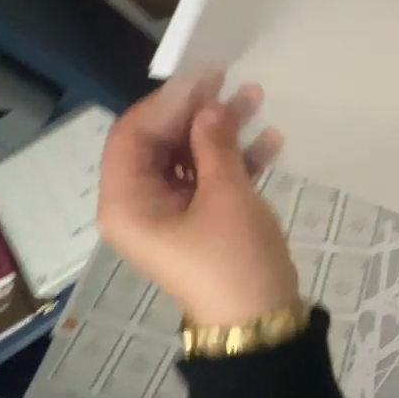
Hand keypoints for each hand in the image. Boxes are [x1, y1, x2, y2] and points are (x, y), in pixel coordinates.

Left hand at [97, 70, 296, 323]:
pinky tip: (271, 141)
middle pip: (162, 143)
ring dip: (223, 131)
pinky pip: (212, 179)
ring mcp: (174, 213)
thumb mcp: (227, 197)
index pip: (133, 135)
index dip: (167, 102)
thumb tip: (211, 107)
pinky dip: (238, 159)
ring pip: (191, 158)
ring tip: (257, 101)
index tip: (205, 77)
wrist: (260, 320)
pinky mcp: (203, 221)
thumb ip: (215, 146)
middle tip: (233, 83)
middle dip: (198, 113)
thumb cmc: (233, 259)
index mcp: (128, 202)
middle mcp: (141, 204)